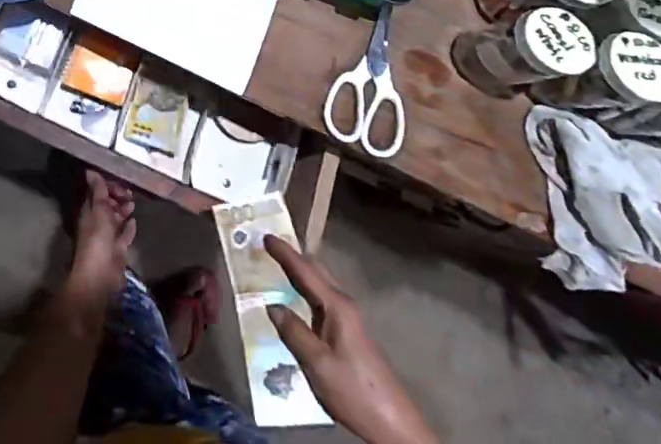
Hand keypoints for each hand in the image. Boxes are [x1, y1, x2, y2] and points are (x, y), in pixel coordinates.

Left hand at [64, 170, 135, 306]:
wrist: (101, 273)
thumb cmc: (98, 238)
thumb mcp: (99, 210)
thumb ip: (97, 191)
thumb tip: (90, 170)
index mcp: (89, 210)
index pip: (97, 192)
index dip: (108, 186)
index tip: (121, 184)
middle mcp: (97, 221)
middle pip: (107, 205)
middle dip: (117, 197)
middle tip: (130, 194)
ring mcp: (107, 236)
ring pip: (116, 219)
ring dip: (123, 210)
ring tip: (133, 204)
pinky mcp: (117, 249)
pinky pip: (124, 235)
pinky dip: (128, 228)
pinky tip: (134, 222)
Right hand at [264, 235, 438, 443]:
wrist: (395, 426)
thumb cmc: (355, 390)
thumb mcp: (317, 363)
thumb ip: (293, 331)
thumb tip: (272, 306)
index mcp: (337, 307)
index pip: (305, 270)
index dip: (284, 252)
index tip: (264, 235)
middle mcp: (344, 306)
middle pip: (316, 271)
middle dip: (292, 256)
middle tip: (266, 247)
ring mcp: (349, 321)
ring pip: (320, 286)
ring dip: (299, 273)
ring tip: (274, 268)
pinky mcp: (349, 334)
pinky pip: (321, 301)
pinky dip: (304, 291)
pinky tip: (292, 300)